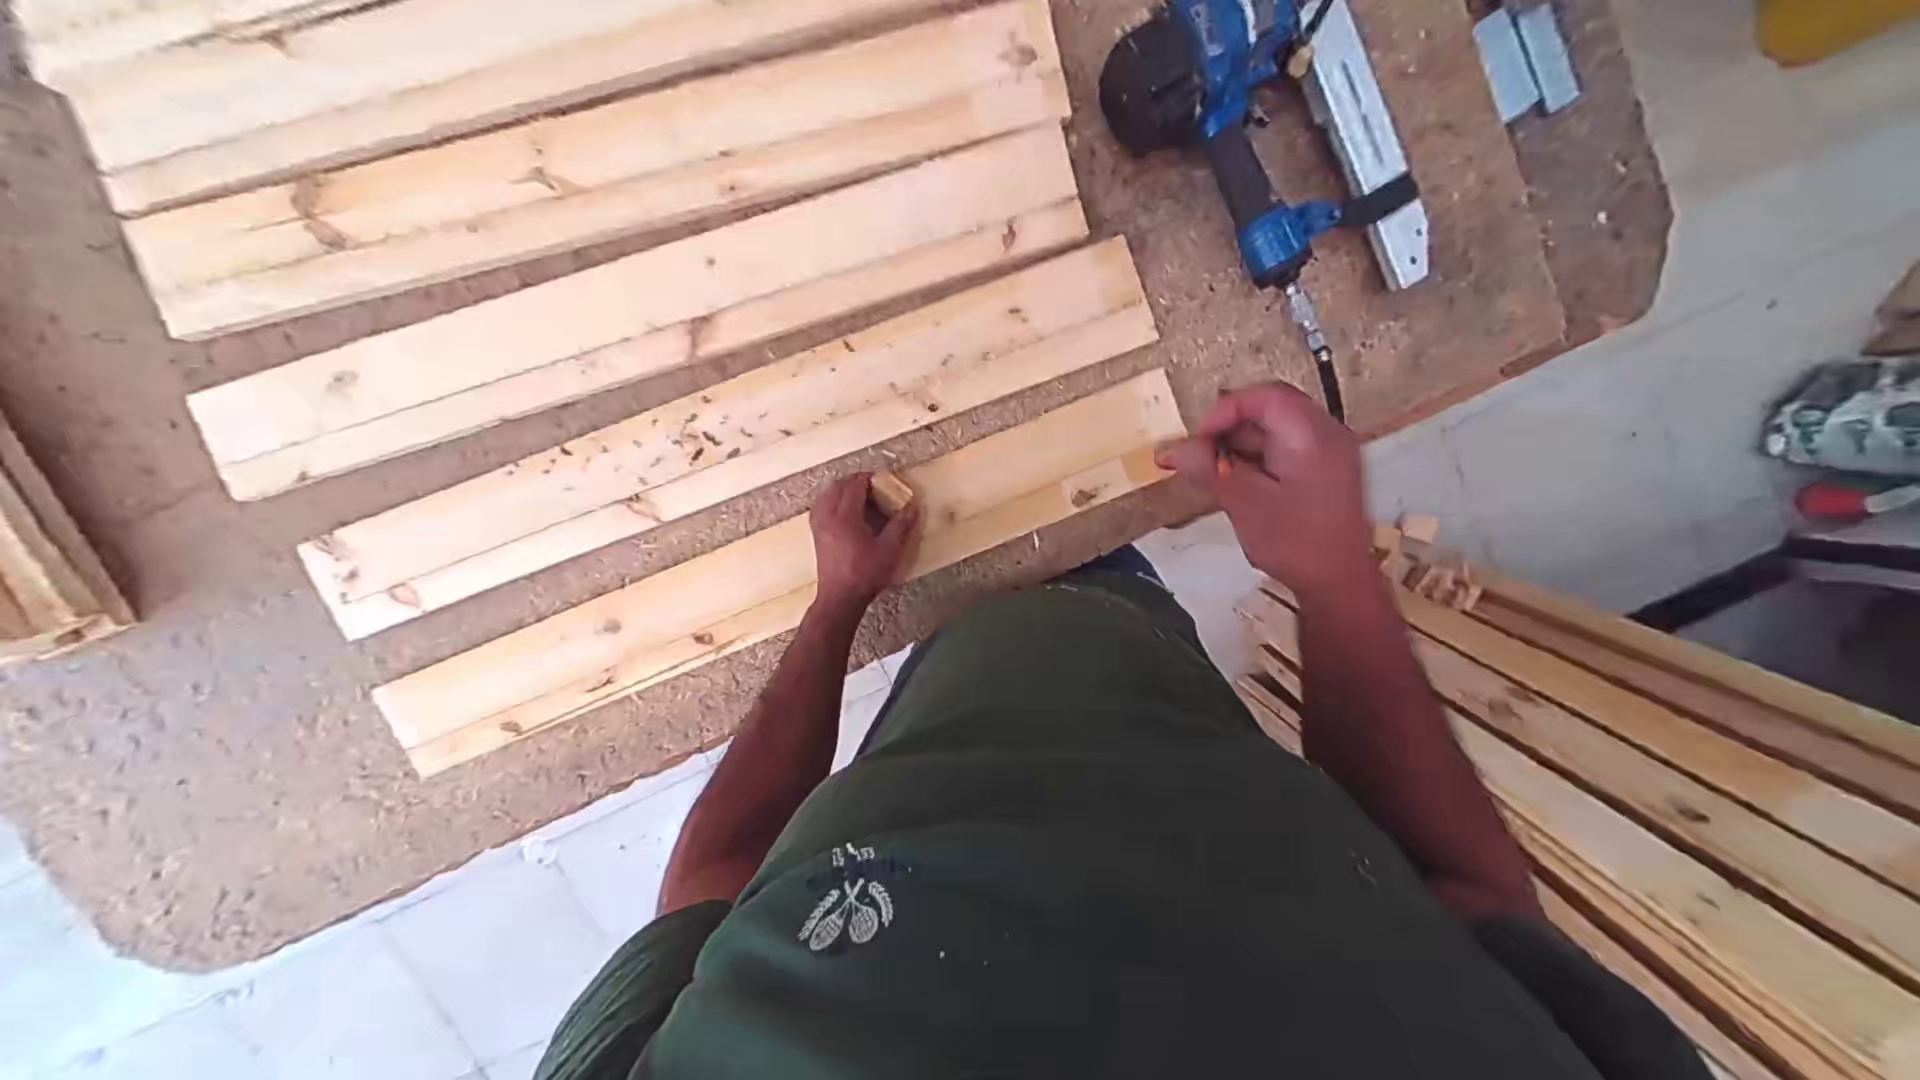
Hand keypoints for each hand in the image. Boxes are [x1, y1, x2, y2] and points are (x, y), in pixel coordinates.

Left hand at [810, 473, 919, 614]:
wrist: (841, 598)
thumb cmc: (865, 574)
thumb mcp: (890, 550)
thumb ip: (901, 526)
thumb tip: (911, 507)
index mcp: (845, 517)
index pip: (854, 486)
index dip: (868, 478)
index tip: (881, 478)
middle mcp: (828, 517)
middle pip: (837, 487)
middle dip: (854, 481)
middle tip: (871, 483)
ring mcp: (819, 526)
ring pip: (826, 496)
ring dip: (841, 489)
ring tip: (857, 493)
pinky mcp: (817, 536)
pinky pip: (820, 508)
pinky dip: (831, 501)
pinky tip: (842, 509)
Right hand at [1155, 383, 1373, 597]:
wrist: (1338, 582)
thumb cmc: (1296, 543)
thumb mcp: (1244, 503)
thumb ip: (1209, 469)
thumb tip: (1170, 451)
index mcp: (1312, 437)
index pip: (1265, 397)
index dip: (1225, 410)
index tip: (1200, 439)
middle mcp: (1327, 435)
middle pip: (1270, 411)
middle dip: (1228, 430)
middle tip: (1199, 456)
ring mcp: (1330, 453)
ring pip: (1275, 431)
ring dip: (1239, 446)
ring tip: (1213, 474)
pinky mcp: (1325, 471)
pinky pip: (1285, 449)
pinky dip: (1256, 459)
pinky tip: (1236, 484)